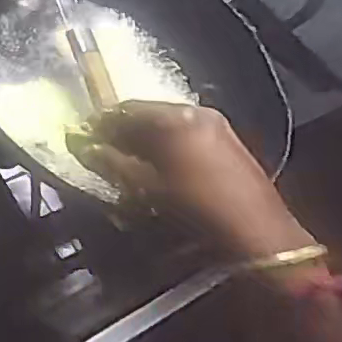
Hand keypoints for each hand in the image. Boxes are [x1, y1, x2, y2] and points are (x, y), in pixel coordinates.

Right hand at [76, 102, 314, 258]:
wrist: (256, 231)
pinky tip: (159, 162)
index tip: (84, 135)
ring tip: (129, 158)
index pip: (124, 110)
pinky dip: (166, 141)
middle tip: (103, 147)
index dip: (101, 123)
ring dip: (144, 135)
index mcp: (172, 118)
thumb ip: (110, 162)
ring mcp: (215, 123)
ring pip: (166, 122)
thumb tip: (84, 146)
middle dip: (122, 128)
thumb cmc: (194, 208)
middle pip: (146, 113)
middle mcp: (194, 111)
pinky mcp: (227, 138)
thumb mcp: (145, 188)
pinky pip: (185, 131)